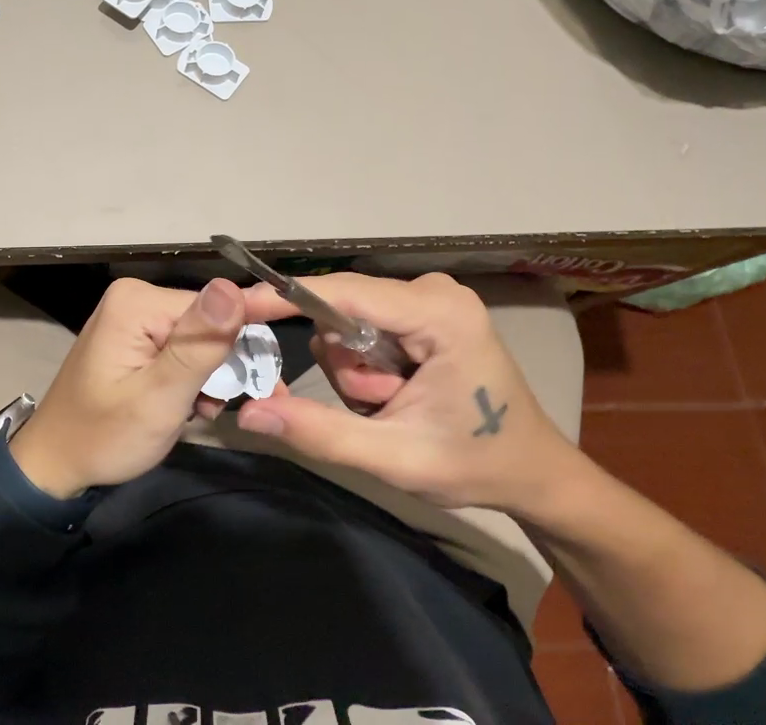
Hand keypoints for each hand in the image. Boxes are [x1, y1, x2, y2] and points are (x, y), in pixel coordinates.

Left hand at [9, 278, 244, 498]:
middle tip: (240, 408)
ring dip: (210, 379)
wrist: (56, 464)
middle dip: (227, 367)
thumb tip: (234, 288)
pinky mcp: (135, 339)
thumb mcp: (158, 396)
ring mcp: (133, 318)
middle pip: (210, 323)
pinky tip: (189, 407)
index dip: (247, 343)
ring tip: (204, 413)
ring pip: (200, 340)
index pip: (218, 308)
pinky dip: (192, 380)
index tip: (275, 380)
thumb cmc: (105, 435)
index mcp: (138, 303)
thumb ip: (198, 344)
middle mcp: (136, 299)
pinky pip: (182, 350)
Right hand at [235, 272, 582, 513]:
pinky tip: (399, 395)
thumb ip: (319, 432)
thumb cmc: (476, 464)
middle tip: (379, 408)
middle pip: (343, 309)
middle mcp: (435, 292)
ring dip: (356, 371)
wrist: (533, 471)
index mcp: (440, 315)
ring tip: (395, 407)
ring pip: (349, 322)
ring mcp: (432, 298)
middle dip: (346, 365)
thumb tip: (250, 412)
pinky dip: (366, 366)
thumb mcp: (394, 457)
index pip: (342, 293)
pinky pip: (364, 327)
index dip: (282, 297)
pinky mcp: (425, 311)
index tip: (232, 305)